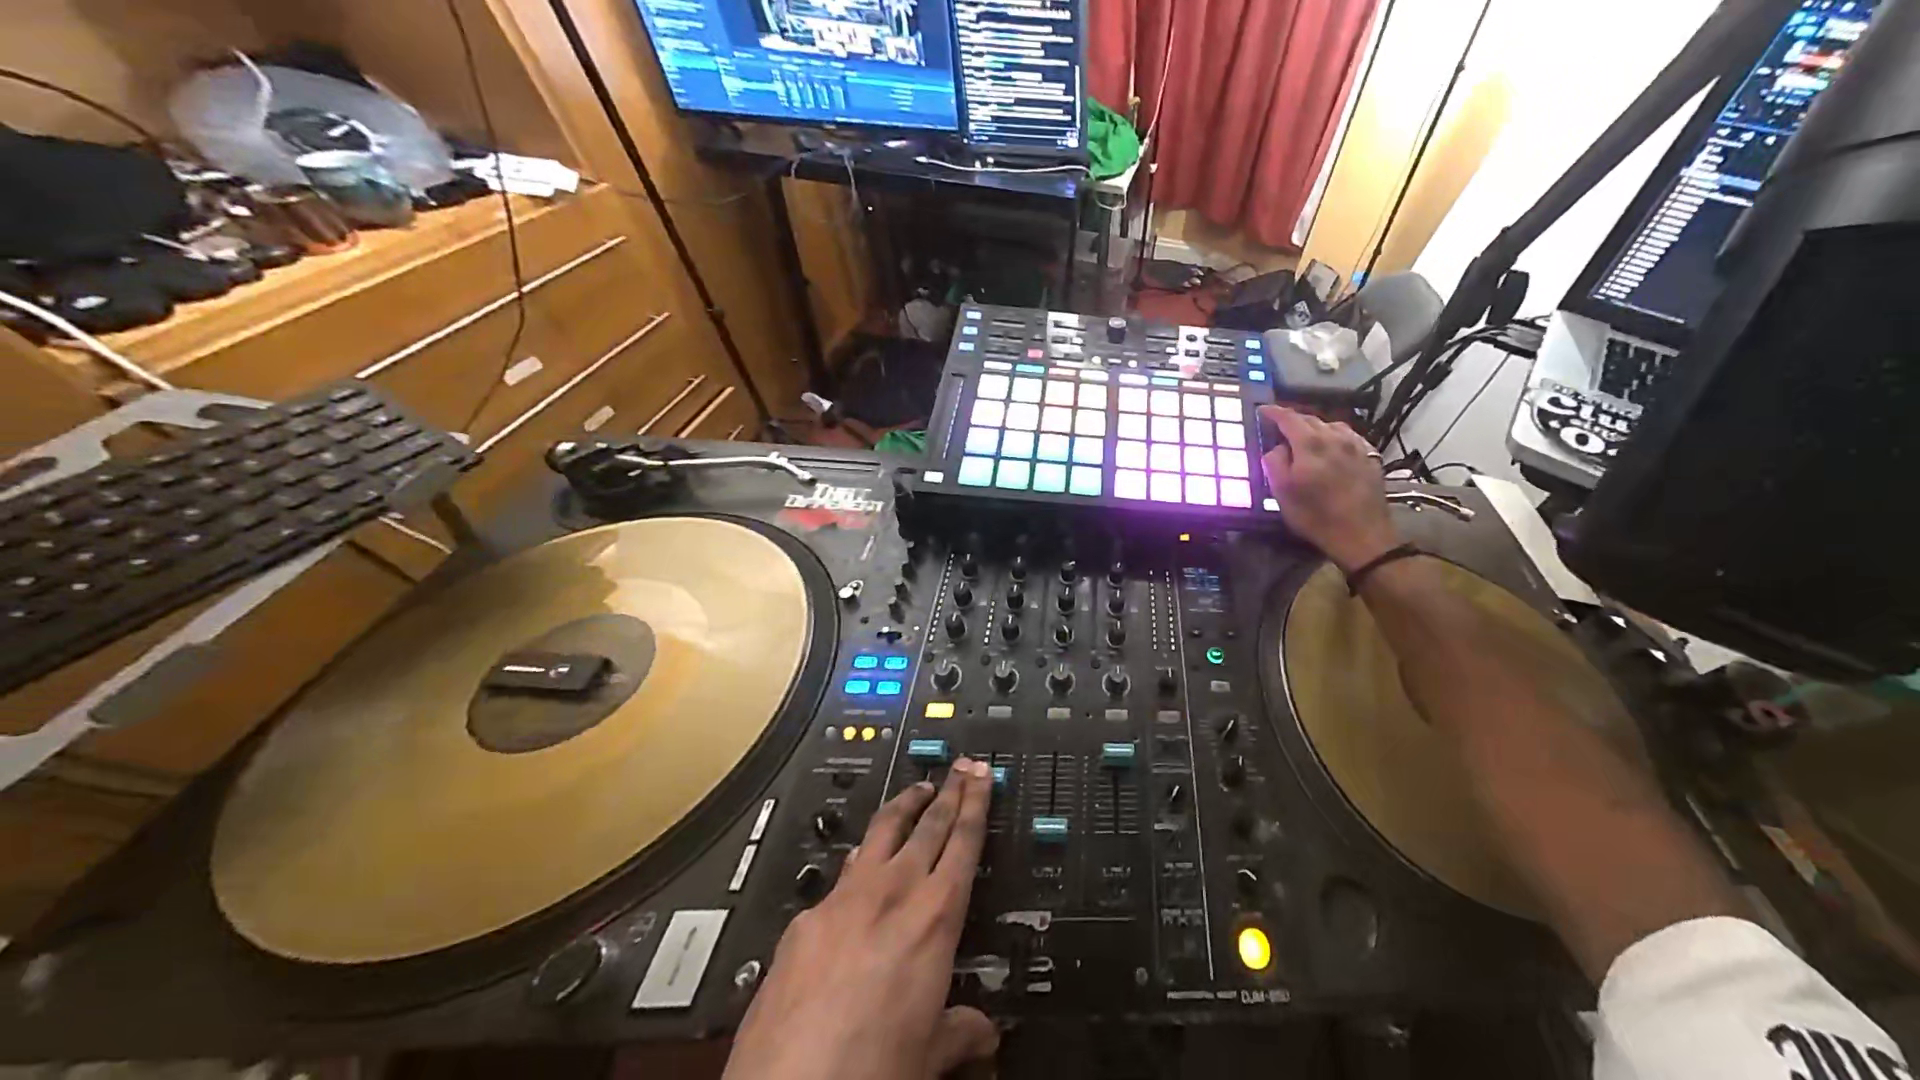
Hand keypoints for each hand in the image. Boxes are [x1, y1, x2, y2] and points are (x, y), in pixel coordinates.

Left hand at [723, 759, 997, 1079]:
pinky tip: (858, 867)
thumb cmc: (870, 1069)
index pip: (961, 842)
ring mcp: (844, 900)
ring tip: (916, 790)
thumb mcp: (931, 1052)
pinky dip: (859, 859)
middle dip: (946, 791)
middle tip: (959, 766)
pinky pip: (842, 873)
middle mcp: (890, 894)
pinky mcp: (805, 919)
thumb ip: (961, 1029)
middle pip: (926, 824)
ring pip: (880, 832)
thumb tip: (981, 1032)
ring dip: (902, 807)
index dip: (974, 804)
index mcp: (933, 919)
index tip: (979, 776)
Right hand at [1258, 405, 1401, 570]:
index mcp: (1310, 445)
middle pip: (1311, 419)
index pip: (1289, 418)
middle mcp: (1335, 438)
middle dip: (1292, 420)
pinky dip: (1334, 436)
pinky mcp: (1370, 457)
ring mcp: (1356, 446)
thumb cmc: (1316, 516)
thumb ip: (1274, 464)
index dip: (1273, 412)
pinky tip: (1331, 447)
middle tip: (1279, 426)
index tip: (1262, 411)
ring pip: (1331, 425)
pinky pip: (1348, 436)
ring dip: (1314, 427)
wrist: (1362, 535)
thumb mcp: (1283, 493)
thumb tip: (1276, 448)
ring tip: (1304, 437)